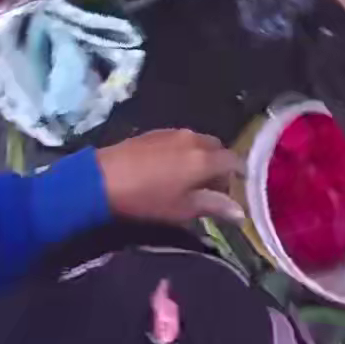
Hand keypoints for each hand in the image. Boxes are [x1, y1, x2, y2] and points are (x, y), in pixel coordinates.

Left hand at [96, 129, 245, 225]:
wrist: (104, 178)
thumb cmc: (147, 199)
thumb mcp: (182, 210)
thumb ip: (214, 206)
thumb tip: (240, 212)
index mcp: (205, 159)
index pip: (234, 160)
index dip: (239, 174)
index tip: (239, 188)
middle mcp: (195, 139)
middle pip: (218, 149)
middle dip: (220, 165)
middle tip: (212, 188)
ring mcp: (176, 132)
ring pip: (200, 142)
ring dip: (203, 157)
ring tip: (190, 179)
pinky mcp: (159, 131)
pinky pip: (183, 139)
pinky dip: (187, 151)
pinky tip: (171, 168)